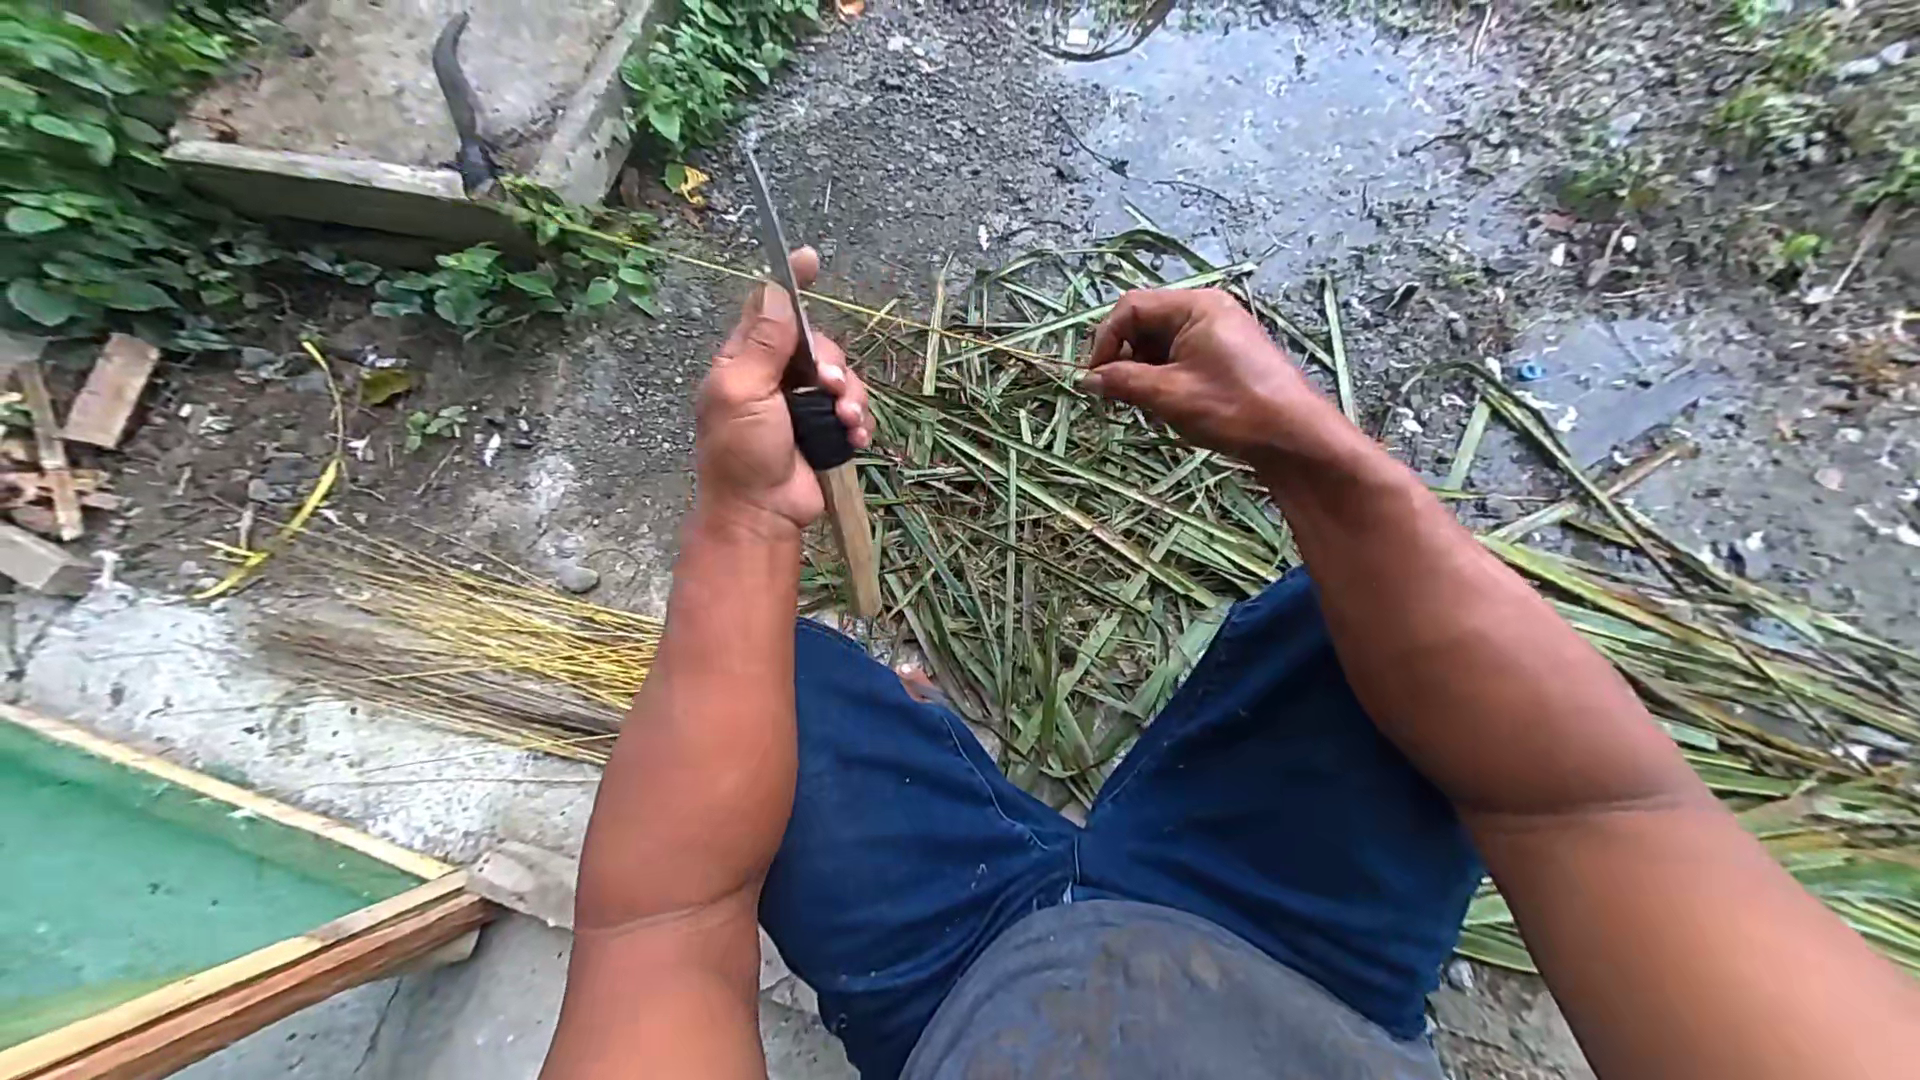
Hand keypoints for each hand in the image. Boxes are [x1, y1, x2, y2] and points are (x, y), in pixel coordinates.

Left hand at [695, 247, 872, 535]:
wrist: (762, 511)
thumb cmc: (740, 453)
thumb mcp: (742, 392)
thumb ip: (762, 344)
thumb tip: (775, 292)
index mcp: (745, 362)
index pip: (768, 310)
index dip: (789, 285)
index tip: (809, 260)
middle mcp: (777, 378)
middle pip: (819, 347)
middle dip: (833, 366)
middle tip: (830, 389)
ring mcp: (804, 407)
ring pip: (844, 379)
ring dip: (852, 398)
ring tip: (846, 421)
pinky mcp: (827, 432)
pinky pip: (855, 411)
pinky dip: (859, 422)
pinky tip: (855, 438)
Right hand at [1082, 289, 1354, 466]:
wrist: (1293, 436)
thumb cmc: (1232, 408)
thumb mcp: (1168, 395)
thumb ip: (1122, 382)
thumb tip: (1086, 380)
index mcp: (1195, 306)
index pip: (1130, 308)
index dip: (1105, 341)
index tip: (1095, 379)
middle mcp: (1205, 310)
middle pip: (1143, 324)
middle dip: (1123, 358)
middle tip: (1116, 395)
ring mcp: (1216, 332)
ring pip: (1158, 344)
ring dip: (1140, 372)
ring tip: (1143, 406)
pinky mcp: (1222, 355)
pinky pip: (1177, 358)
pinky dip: (1161, 379)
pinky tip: (1165, 406)